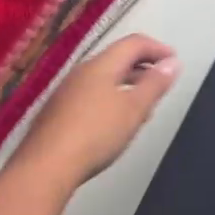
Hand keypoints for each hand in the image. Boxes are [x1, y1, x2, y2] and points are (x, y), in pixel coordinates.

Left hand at [13, 35, 179, 189]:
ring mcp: (64, 93)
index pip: (134, 43)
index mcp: (102, 64)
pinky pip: (88, 96)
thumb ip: (155, 84)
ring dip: (125, 87)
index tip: (173, 61)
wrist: (41, 171)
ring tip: (139, 108)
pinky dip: (107, 101)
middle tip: (159, 84)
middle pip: (116, 60)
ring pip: (102, 80)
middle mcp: (81, 72)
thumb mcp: (134, 109)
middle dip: (141, 69)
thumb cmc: (95, 133)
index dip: (157, 48)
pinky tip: (110, 124)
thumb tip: (172, 62)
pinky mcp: (53, 116)